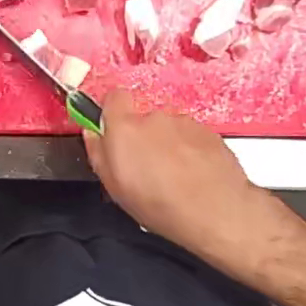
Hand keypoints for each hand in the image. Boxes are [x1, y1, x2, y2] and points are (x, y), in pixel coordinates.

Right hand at [84, 90, 305, 279]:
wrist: (213, 209)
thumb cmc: (157, 202)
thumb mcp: (113, 185)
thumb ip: (98, 151)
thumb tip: (92, 132)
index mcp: (125, 127)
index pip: (114, 96)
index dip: (111, 111)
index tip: (111, 131)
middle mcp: (155, 117)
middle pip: (142, 118)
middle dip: (140, 137)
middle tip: (142, 167)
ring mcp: (185, 122)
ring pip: (167, 129)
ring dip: (165, 145)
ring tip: (169, 176)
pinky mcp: (208, 132)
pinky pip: (189, 137)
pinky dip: (187, 151)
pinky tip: (189, 175)